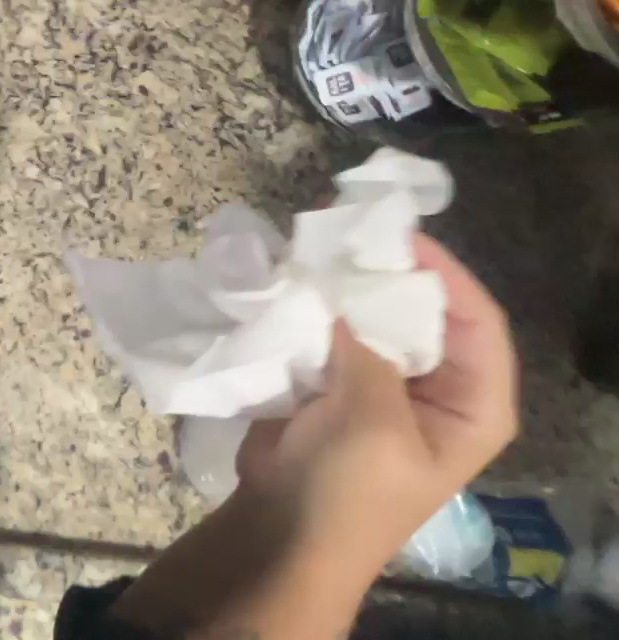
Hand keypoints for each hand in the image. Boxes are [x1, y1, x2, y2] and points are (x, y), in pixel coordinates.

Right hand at [111, 235, 517, 638]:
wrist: (287, 523)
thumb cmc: (351, 486)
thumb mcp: (375, 424)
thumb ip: (368, 357)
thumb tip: (340, 297)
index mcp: (471, 403)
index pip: (475, 323)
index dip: (443, 275)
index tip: (394, 234)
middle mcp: (430, 386)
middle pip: (418, 314)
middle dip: (383, 273)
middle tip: (339, 232)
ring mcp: (372, 382)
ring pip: (363, 320)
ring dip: (337, 288)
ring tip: (305, 250)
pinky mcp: (322, 380)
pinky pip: (321, 332)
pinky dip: (304, 309)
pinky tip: (282, 286)